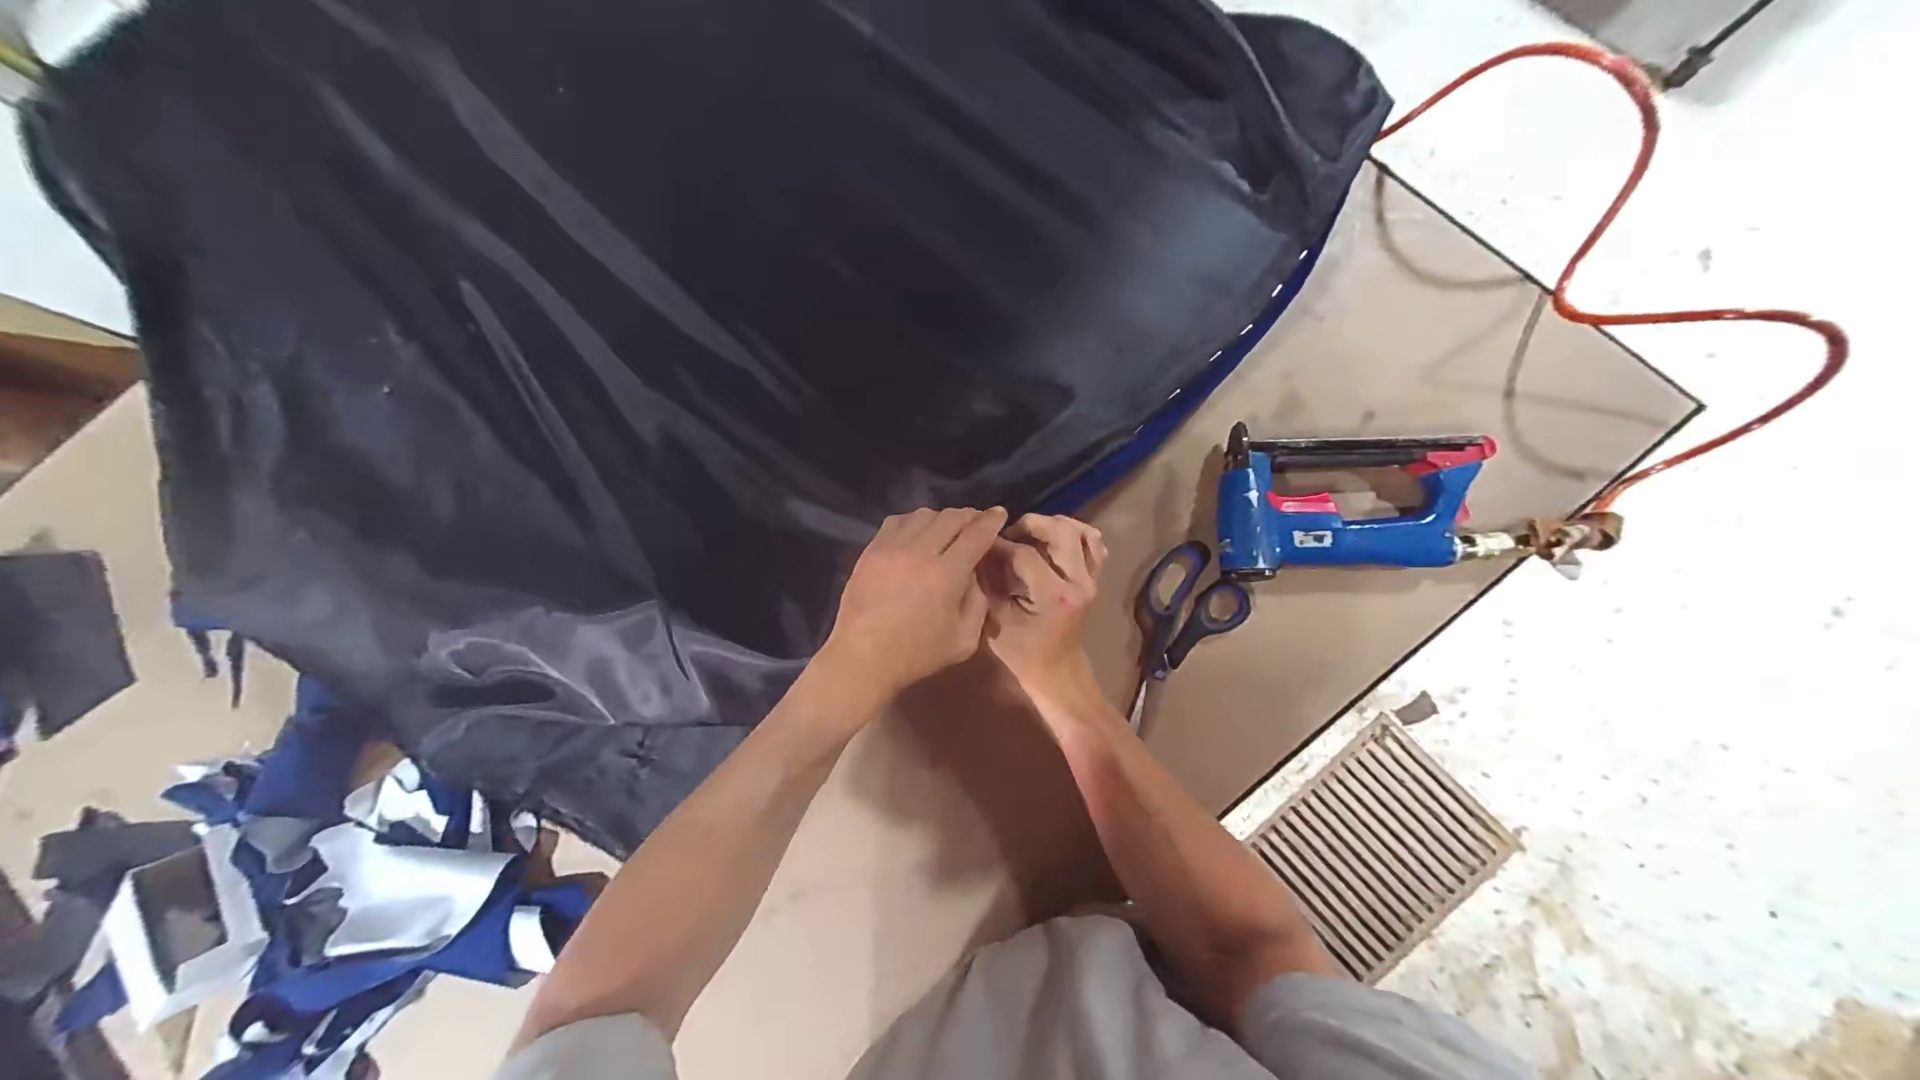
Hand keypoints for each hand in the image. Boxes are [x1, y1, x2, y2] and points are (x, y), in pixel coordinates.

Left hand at [819, 506, 1007, 705]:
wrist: (863, 657)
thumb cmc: (918, 654)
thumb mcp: (965, 639)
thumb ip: (979, 601)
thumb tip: (976, 571)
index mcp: (947, 574)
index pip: (976, 533)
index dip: (992, 520)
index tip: (999, 513)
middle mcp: (920, 552)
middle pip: (951, 517)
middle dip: (970, 515)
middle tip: (977, 522)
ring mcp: (892, 547)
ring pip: (924, 514)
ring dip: (942, 517)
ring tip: (948, 528)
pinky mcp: (871, 550)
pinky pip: (897, 521)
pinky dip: (914, 521)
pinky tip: (918, 533)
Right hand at [981, 514, 1107, 704]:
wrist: (1057, 671)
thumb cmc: (1022, 652)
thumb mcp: (996, 619)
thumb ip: (989, 581)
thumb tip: (980, 548)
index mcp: (1054, 597)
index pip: (1025, 554)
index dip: (1000, 545)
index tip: (983, 543)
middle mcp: (1079, 583)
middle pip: (1062, 532)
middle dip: (1031, 524)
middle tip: (1010, 532)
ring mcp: (1092, 580)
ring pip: (1083, 533)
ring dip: (1055, 524)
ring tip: (1032, 532)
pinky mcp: (1095, 579)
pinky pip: (1094, 545)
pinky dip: (1076, 534)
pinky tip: (1054, 538)